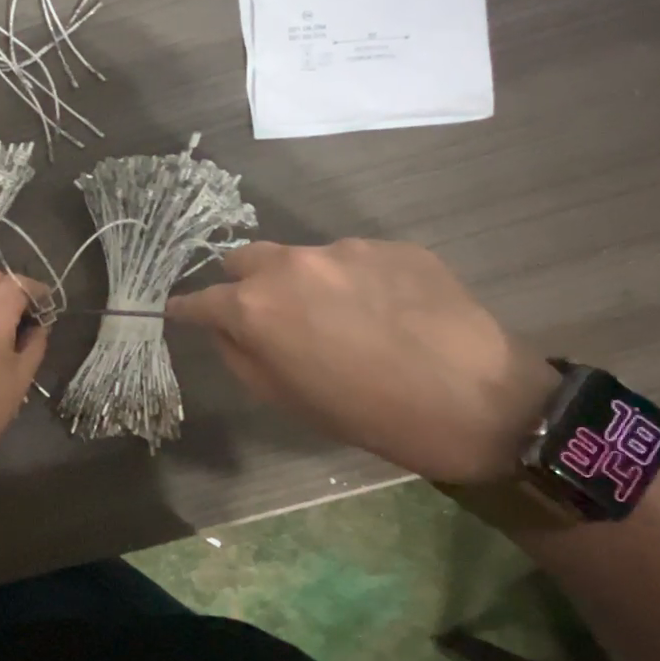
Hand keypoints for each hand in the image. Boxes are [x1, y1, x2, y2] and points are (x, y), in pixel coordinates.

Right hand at [167, 239, 559, 482]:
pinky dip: (354, 281)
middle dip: (243, 283)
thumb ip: (238, 353)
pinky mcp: (396, 247)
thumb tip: (225, 328)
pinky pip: (356, 260)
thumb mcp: (281, 396)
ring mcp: (346, 250)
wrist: (478, 404)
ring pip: (303, 258)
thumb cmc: (364, 412)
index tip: (181, 314)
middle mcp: (291, 266)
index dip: (186, 310)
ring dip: (304, 282)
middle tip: (268, 315)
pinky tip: (384, 312)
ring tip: (341, 317)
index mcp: (254, 307)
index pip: (197, 300)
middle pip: (244, 259)